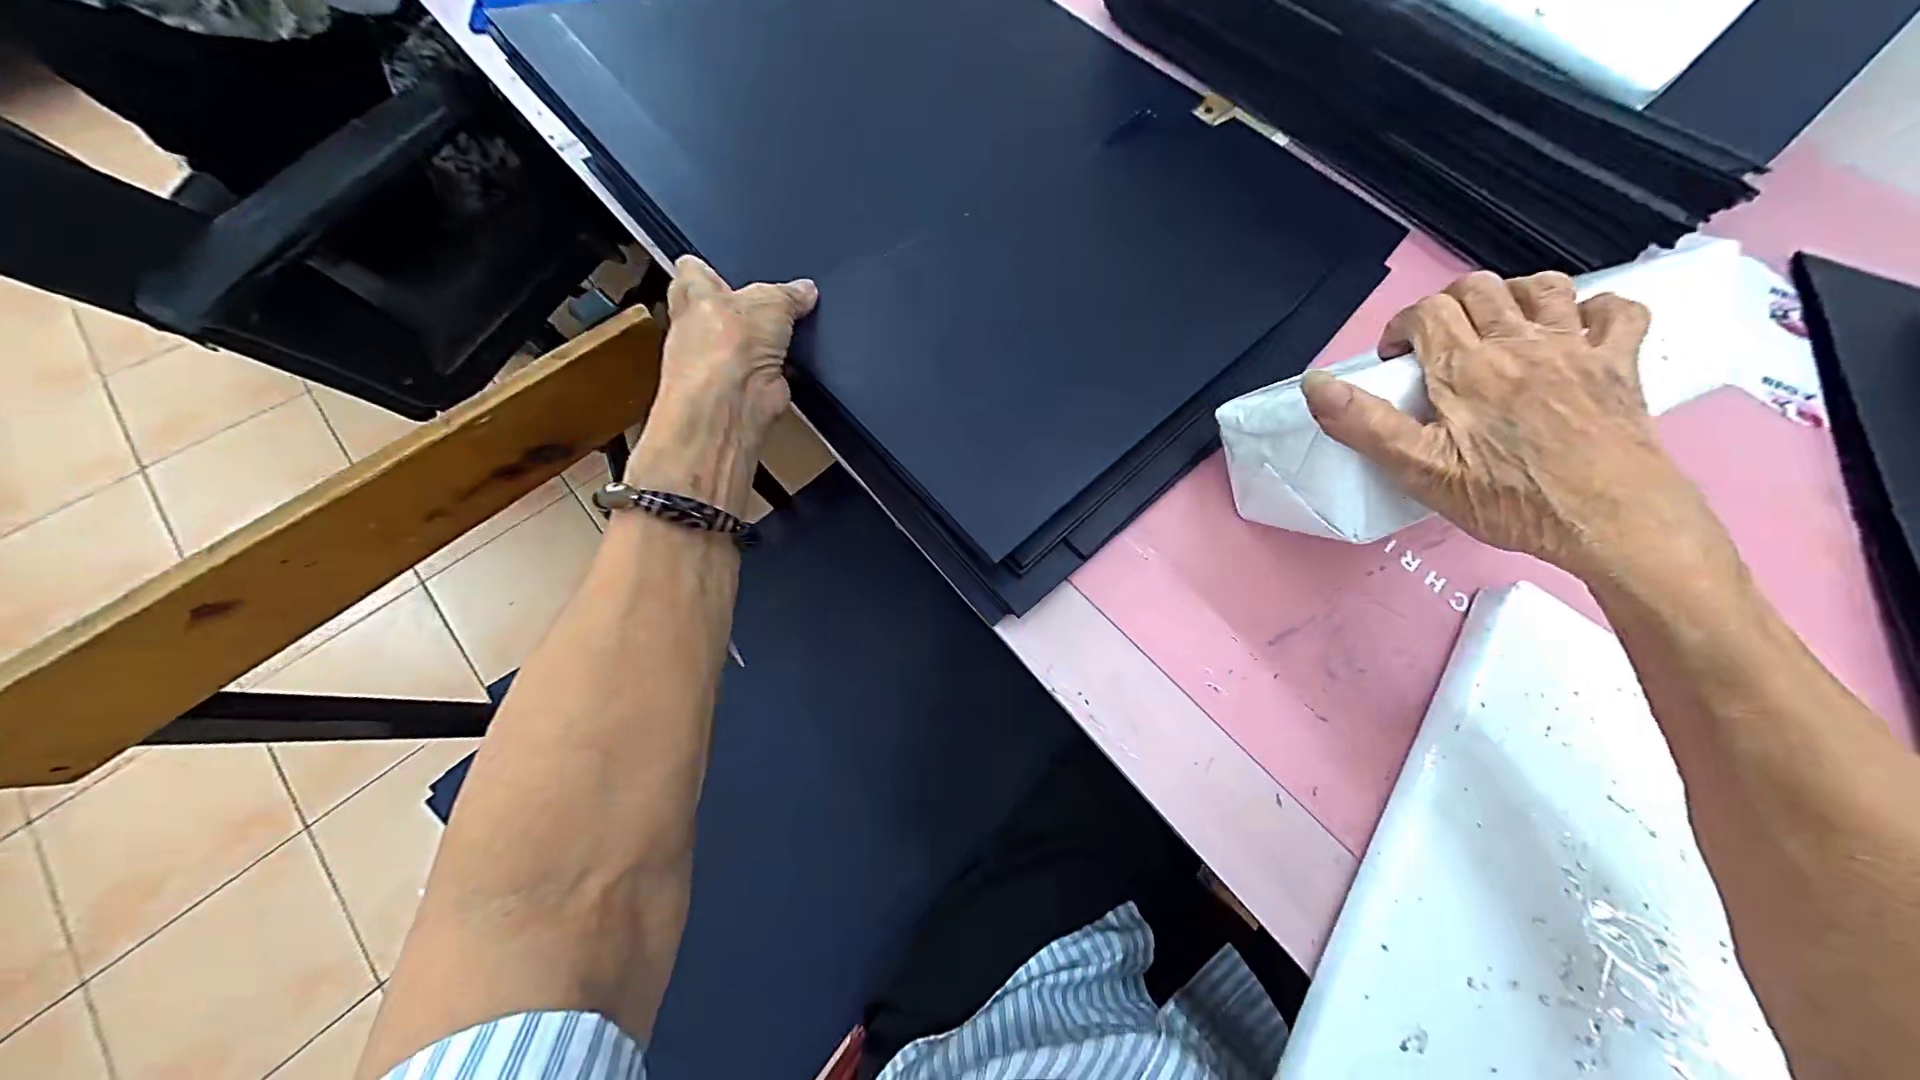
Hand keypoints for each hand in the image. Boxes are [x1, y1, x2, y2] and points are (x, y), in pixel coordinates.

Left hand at [625, 256, 817, 513]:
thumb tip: (804, 290)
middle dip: (746, 309)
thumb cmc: (726, 347)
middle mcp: (700, 331)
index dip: (707, 269)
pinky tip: (792, 364)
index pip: (692, 273)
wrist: (733, 400)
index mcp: (695, 296)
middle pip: (721, 311)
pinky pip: (765, 373)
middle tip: (770, 302)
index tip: (720, 268)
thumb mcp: (770, 300)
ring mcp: (721, 365)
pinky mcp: (743, 390)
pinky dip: (780, 371)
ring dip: (765, 342)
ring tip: (789, 331)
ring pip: (745, 345)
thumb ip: (788, 294)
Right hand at [1301, 270, 1722, 578]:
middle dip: (1445, 306)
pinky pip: (1617, 310)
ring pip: (1541, 287)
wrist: (1612, 520)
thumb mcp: (1418, 469)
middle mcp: (1521, 344)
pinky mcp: (1620, 364)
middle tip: (1435, 344)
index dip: (1400, 328)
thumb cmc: (1510, 500)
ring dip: (1509, 296)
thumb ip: (1362, 422)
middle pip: (1478, 289)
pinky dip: (1592, 309)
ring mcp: (1577, 349)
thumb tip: (1316, 384)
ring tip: (1494, 328)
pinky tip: (1573, 330)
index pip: (1425, 312)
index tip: (1394, 360)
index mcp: (1466, 368)